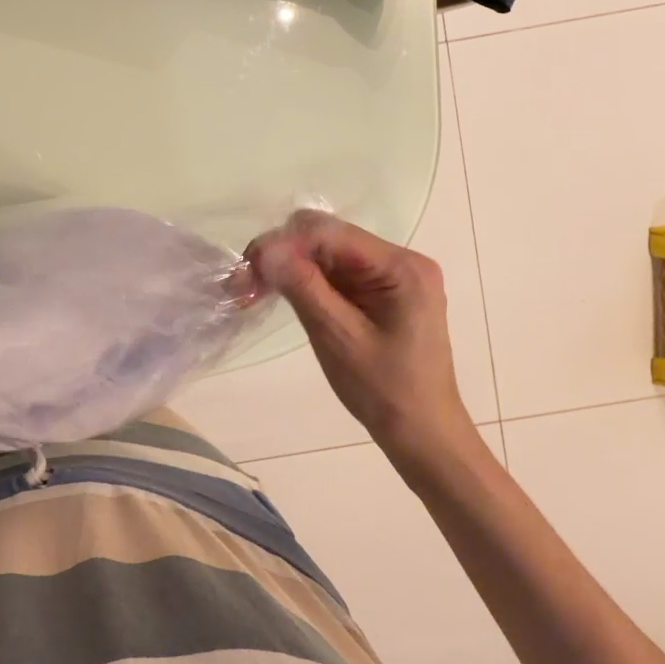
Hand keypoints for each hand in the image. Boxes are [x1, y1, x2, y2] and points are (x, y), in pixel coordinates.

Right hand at [247, 211, 474, 466]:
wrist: (420, 431)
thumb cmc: (383, 388)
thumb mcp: (338, 336)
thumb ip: (303, 286)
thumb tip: (266, 248)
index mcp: (402, 267)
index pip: (328, 232)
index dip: (282, 245)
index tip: (246, 273)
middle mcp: (399, 261)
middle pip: (323, 236)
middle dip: (279, 254)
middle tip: (244, 286)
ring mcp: (388, 275)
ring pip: (321, 251)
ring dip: (284, 267)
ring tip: (251, 293)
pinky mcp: (377, 290)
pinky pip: (330, 271)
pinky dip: (299, 280)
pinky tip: (275, 295)